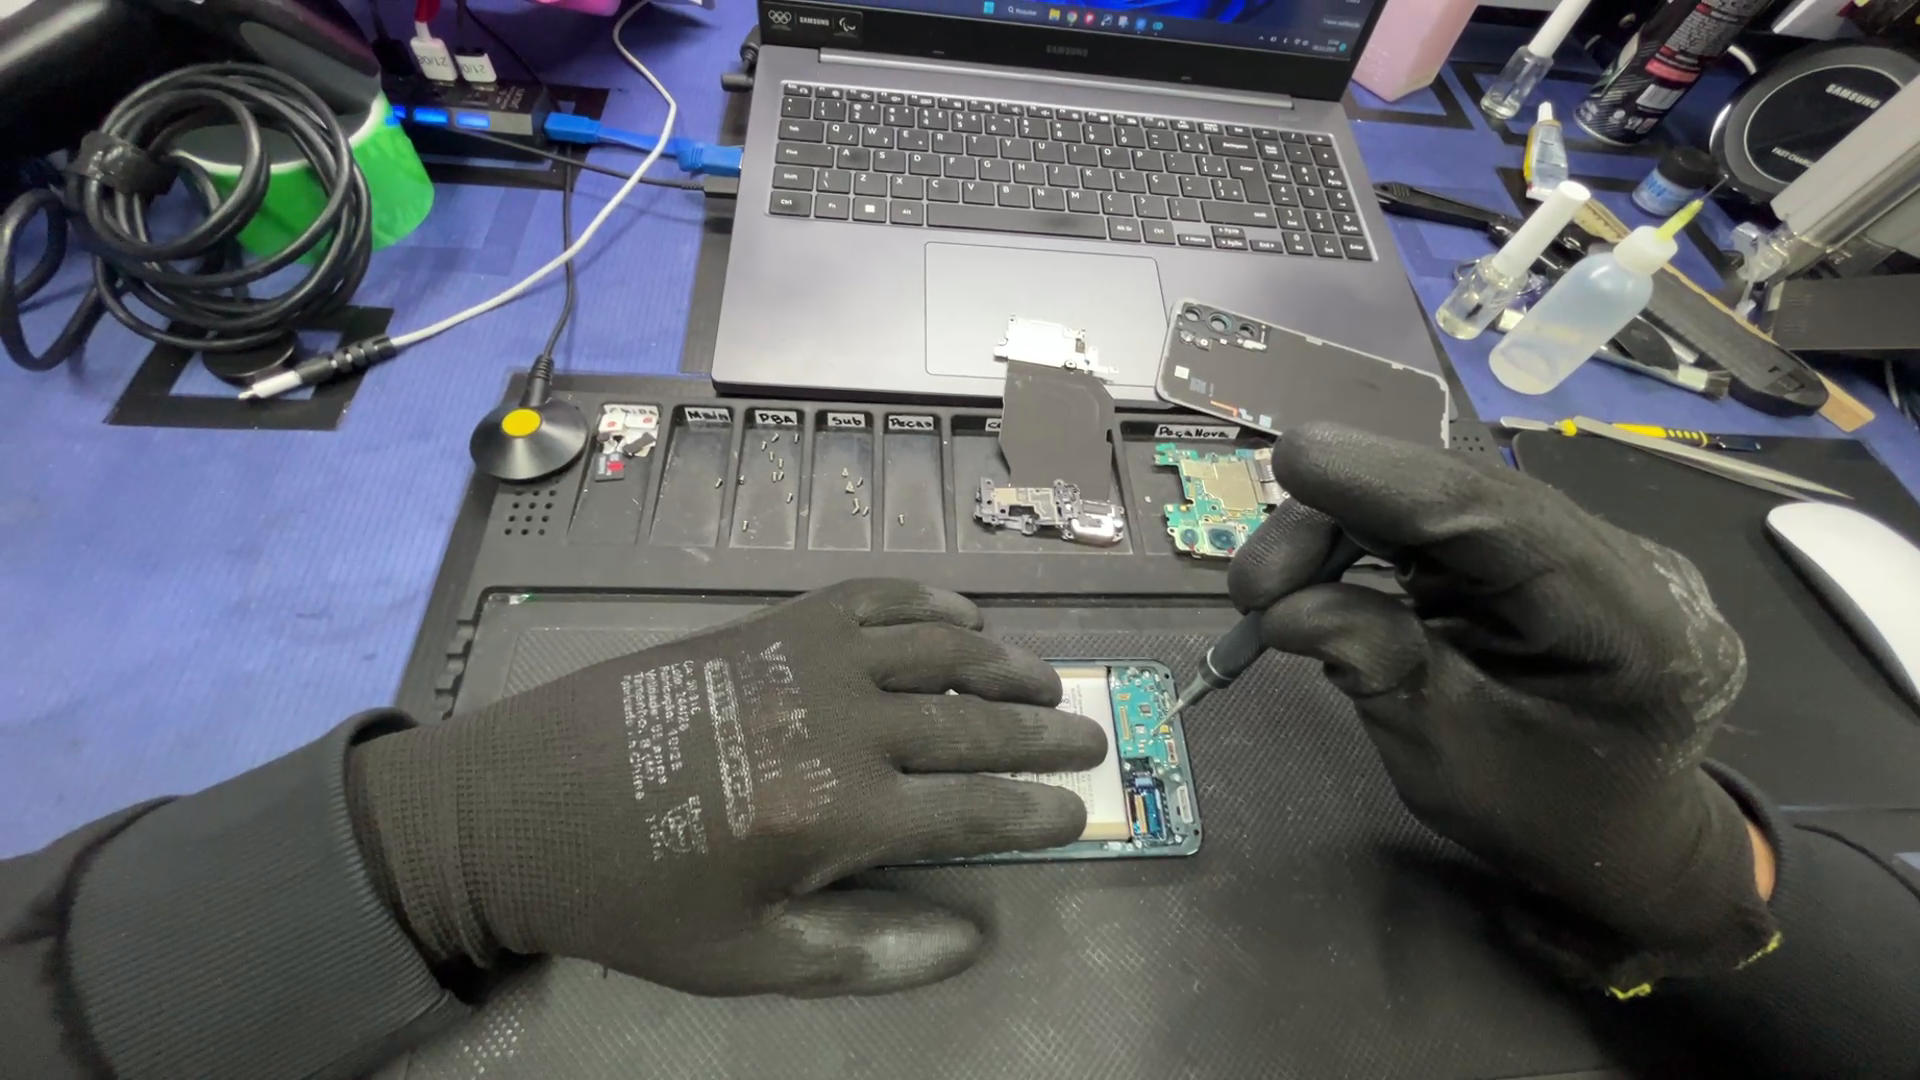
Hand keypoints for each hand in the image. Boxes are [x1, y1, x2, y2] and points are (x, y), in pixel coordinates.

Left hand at [346, 579, 1106, 995]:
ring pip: (942, 646)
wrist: (532, 798)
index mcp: (839, 811)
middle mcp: (844, 720)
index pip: (974, 807)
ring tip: (1044, 677)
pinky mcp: (783, 620)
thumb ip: (869, 952)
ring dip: (1004, 661)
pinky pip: (880, 598)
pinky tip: (963, 616)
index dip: (1037, 809)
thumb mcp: (746, 961)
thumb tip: (973, 937)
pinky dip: (932, 604)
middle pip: (973, 718)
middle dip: (1043, 729)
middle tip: (1088, 732)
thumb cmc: (641, 891)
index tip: (1079, 807)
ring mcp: (815, 656)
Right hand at [1228, 424, 1774, 988]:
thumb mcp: (1445, 757)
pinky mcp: (1517, 558)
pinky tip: (1310, 583)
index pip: (1496, 517)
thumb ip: (1376, 667)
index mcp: (1625, 620)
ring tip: (1265, 594)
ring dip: (1329, 538)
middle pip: (1447, 500)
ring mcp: (1564, 552)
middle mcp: (1607, 561)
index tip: (1290, 459)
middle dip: (1332, 524)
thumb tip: (1283, 610)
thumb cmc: (1540, 814)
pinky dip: (1351, 552)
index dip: (1385, 481)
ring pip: (1424, 507)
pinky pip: (1422, 531)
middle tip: (1251, 587)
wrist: (1616, 837)